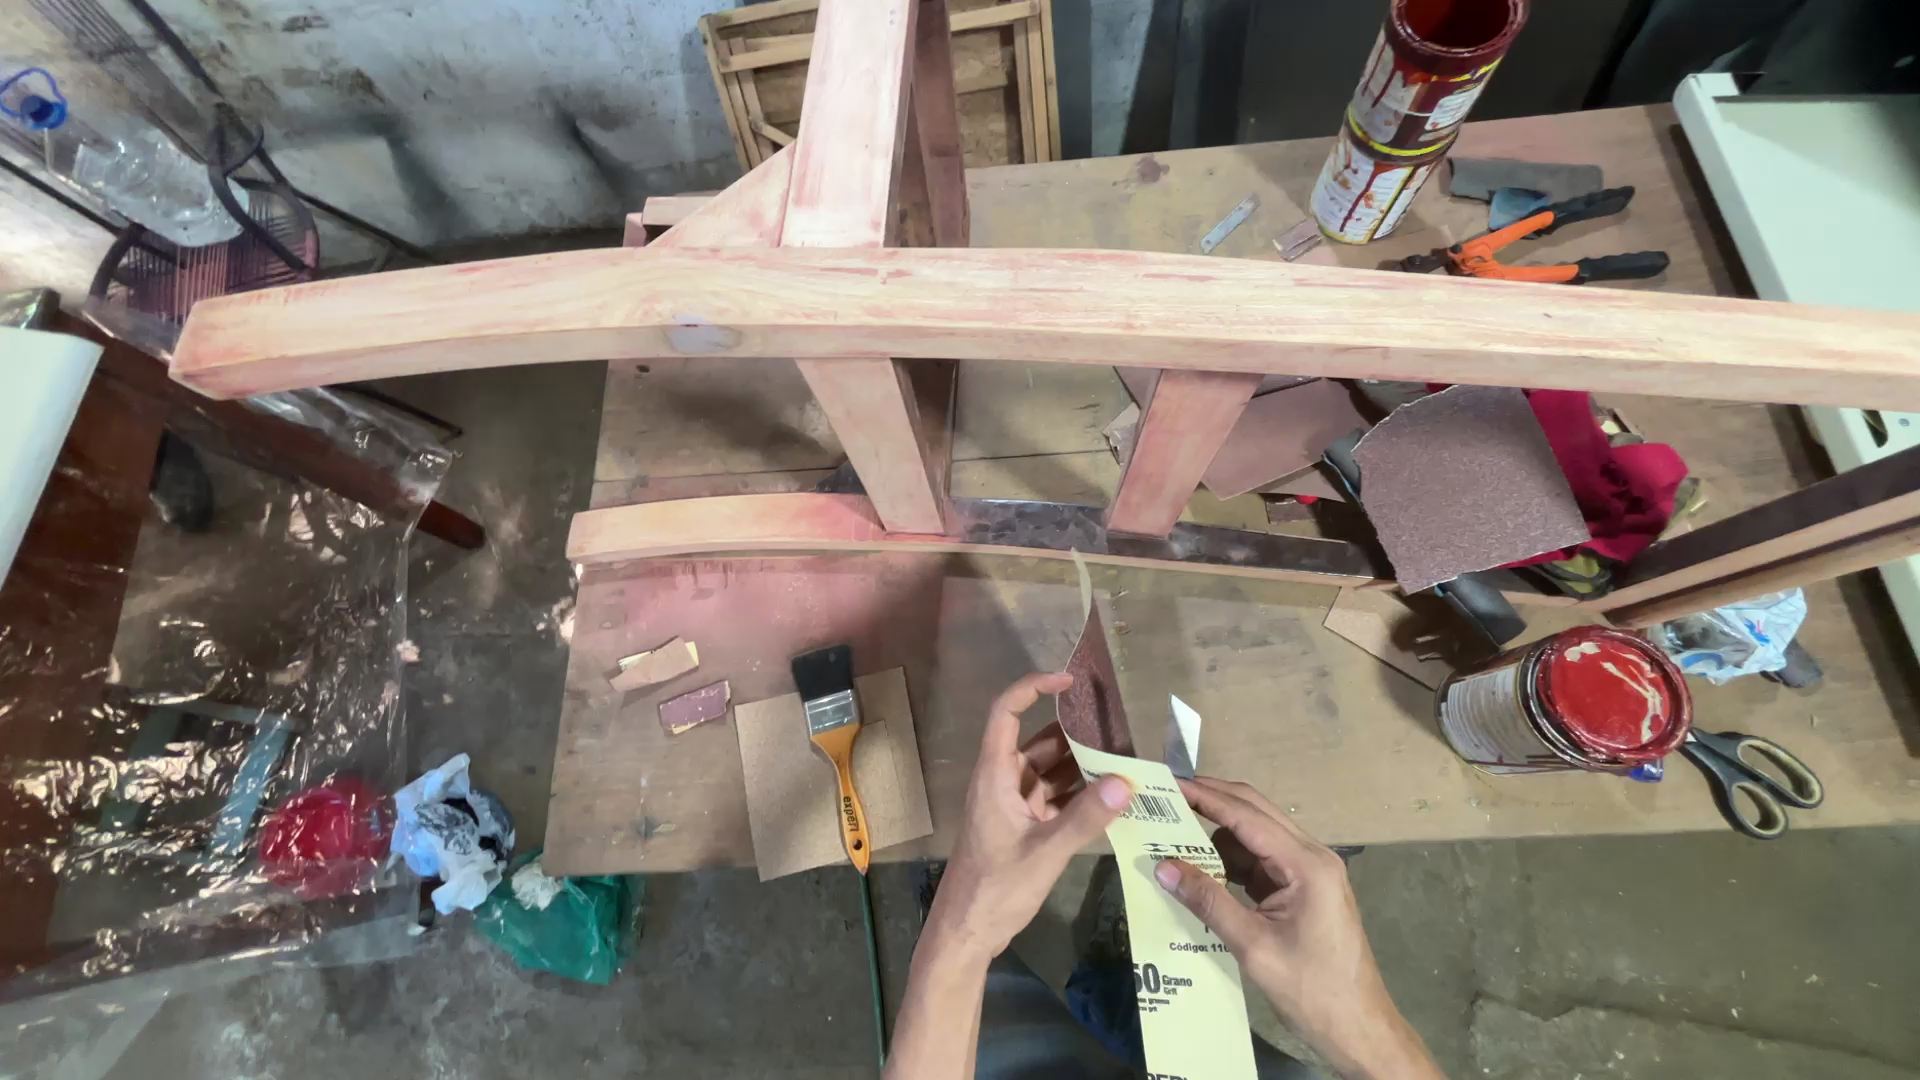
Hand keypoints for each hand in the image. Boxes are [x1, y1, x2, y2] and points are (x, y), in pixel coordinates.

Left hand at [924, 672, 1132, 960]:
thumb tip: (1126, 781)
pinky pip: (1053, 797)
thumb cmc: (995, 888)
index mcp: (994, 774)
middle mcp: (1002, 780)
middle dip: (1075, 733)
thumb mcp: (1045, 852)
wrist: (968, 932)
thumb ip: (1085, 818)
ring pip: (1049, 770)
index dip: (1033, 688)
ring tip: (1124, 760)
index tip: (1068, 680)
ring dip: (1081, 765)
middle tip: (1118, 730)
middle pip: (1038, 741)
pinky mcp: (1023, 824)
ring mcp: (1012, 803)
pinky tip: (1110, 797)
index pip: (1006, 712)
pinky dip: (1078, 794)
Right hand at [1153, 777, 1441, 1079]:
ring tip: (1178, 838)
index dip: (1206, 796)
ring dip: (1219, 834)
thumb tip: (1163, 867)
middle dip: (1211, 800)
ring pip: (1255, 832)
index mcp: (1306, 864)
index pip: (1246, 815)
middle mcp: (1312, 855)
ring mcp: (1310, 870)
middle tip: (1169, 796)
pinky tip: (1206, 872)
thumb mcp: (1253, 946)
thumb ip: (1209, 901)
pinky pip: (1261, 857)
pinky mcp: (1303, 886)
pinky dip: (1232, 859)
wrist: (1361, 1033)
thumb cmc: (1312, 991)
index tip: (1170, 784)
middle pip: (1254, 810)